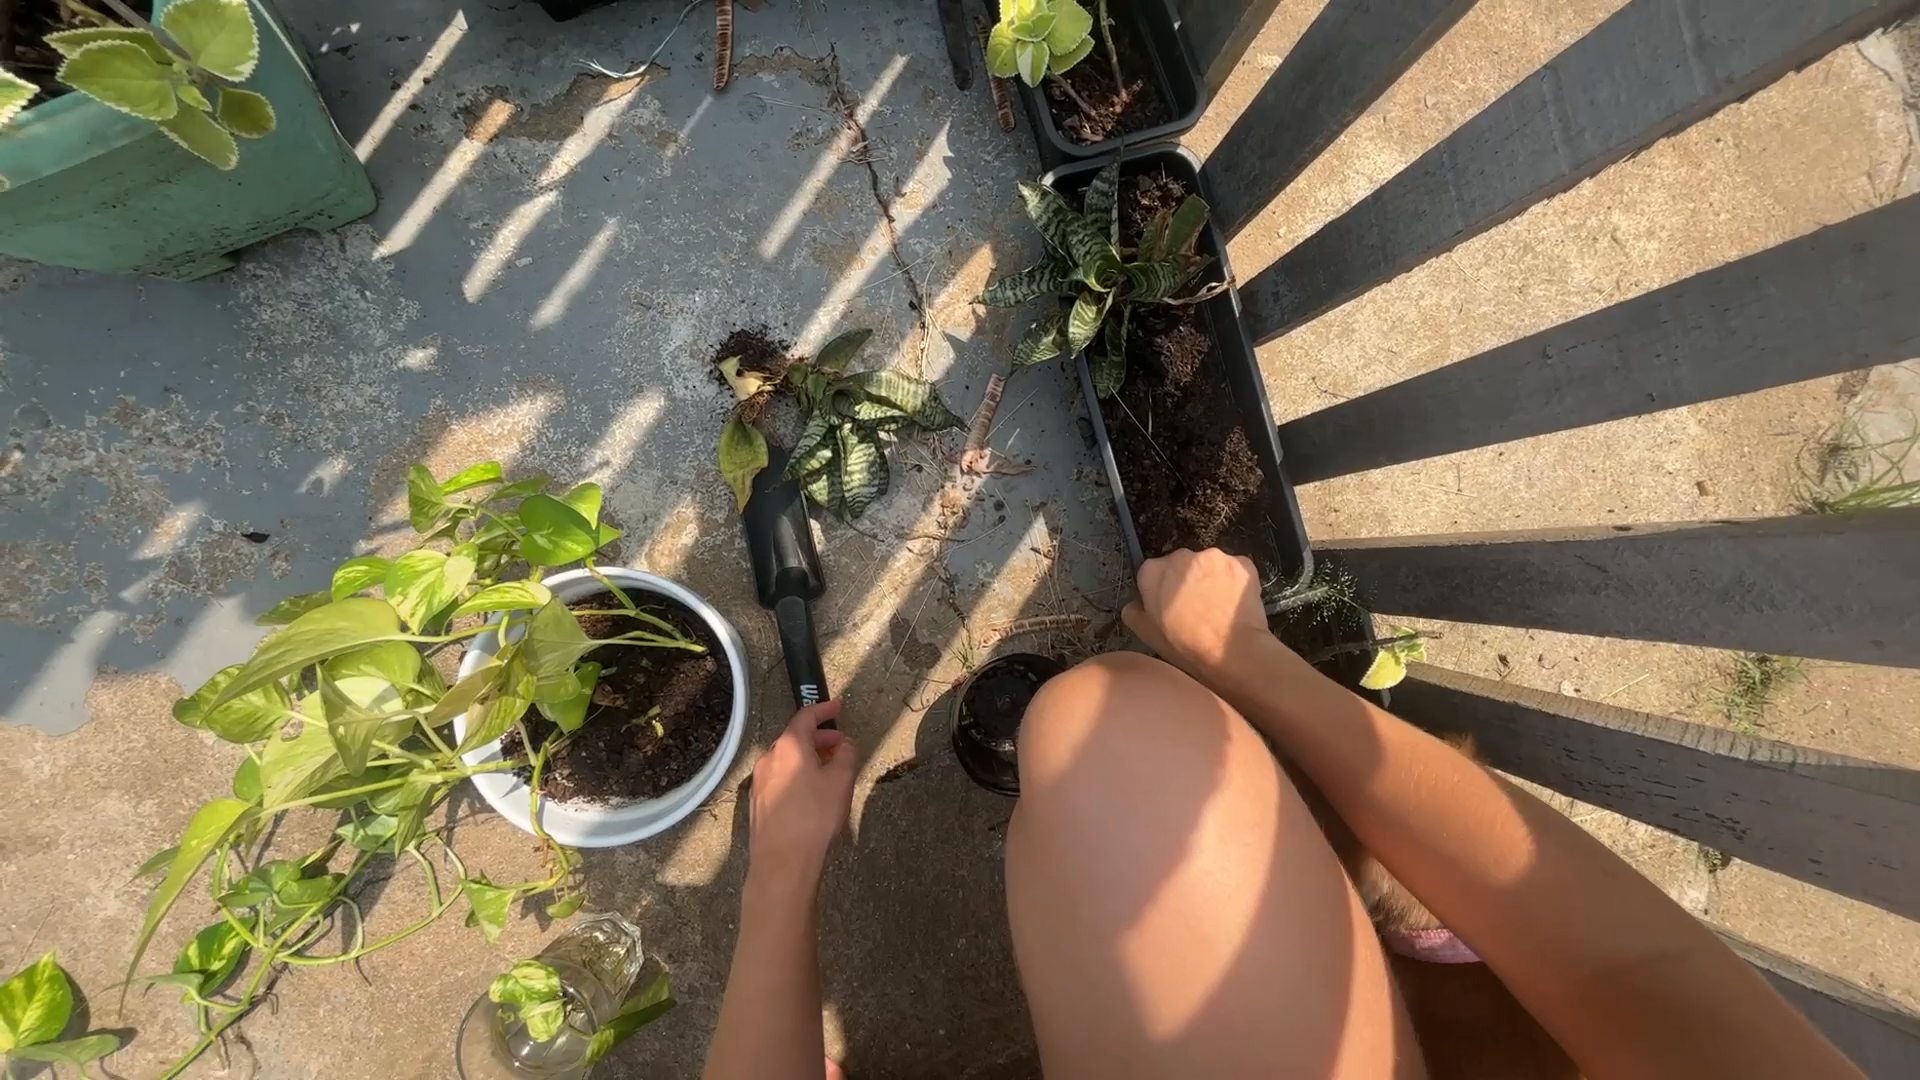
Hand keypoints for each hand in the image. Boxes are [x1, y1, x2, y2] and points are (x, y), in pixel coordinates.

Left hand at [747, 700, 857, 886]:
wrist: (782, 863)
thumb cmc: (814, 817)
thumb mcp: (842, 781)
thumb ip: (846, 754)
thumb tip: (844, 744)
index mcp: (788, 747)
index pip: (806, 717)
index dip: (824, 709)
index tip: (838, 706)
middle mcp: (768, 759)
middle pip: (794, 738)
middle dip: (819, 738)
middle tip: (840, 745)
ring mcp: (759, 782)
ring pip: (786, 760)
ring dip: (808, 758)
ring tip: (828, 771)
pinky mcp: (757, 804)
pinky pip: (779, 778)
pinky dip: (796, 775)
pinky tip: (810, 793)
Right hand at [1123, 549, 1269, 677]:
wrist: (1232, 650)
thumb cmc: (1186, 644)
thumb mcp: (1146, 634)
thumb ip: (1133, 612)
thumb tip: (1134, 605)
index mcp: (1152, 571)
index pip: (1151, 573)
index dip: (1159, 590)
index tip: (1167, 605)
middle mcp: (1181, 556)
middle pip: (1180, 565)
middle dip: (1185, 581)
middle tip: (1194, 608)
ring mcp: (1213, 557)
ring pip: (1208, 566)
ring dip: (1209, 580)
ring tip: (1216, 607)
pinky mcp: (1242, 563)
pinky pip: (1233, 569)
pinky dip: (1233, 581)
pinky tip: (1233, 603)